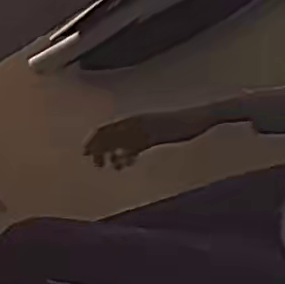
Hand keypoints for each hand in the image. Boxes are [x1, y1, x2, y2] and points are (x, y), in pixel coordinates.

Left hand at [85, 107, 220, 168]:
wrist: (200, 116)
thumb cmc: (177, 123)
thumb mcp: (152, 129)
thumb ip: (138, 137)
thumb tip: (124, 150)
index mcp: (132, 118)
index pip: (104, 128)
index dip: (92, 140)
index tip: (85, 153)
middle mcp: (134, 122)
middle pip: (107, 136)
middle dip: (97, 150)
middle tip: (96, 164)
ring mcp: (144, 128)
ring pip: (120, 142)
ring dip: (111, 155)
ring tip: (110, 168)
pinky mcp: (157, 135)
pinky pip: (137, 146)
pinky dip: (128, 155)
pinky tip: (126, 164)